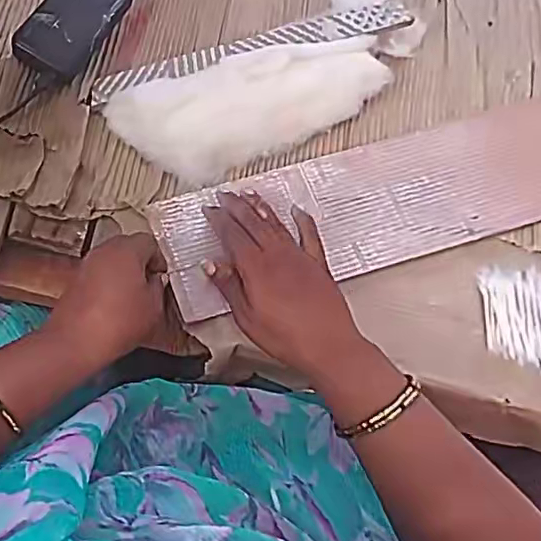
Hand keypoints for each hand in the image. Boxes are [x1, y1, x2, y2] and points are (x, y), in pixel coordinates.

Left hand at [45, 232, 171, 365]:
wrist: (76, 341)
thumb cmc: (118, 322)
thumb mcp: (153, 306)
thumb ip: (157, 286)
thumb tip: (152, 281)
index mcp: (126, 249)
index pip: (149, 242)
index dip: (159, 259)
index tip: (163, 274)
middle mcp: (103, 251)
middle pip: (127, 248)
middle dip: (140, 263)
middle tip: (150, 284)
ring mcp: (86, 264)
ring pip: (110, 261)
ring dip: (122, 273)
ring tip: (132, 298)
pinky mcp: (74, 280)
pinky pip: (97, 275)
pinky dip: (106, 284)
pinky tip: (113, 306)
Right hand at [203, 192, 398, 392]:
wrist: (329, 347)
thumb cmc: (287, 337)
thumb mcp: (246, 317)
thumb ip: (229, 287)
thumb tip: (212, 266)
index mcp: (256, 268)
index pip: (232, 235)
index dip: (219, 219)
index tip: (210, 209)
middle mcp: (278, 256)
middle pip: (253, 222)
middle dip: (236, 206)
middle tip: (225, 194)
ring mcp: (299, 258)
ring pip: (276, 224)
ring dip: (261, 207)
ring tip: (250, 194)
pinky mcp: (317, 265)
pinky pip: (309, 235)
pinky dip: (302, 220)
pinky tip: (297, 211)